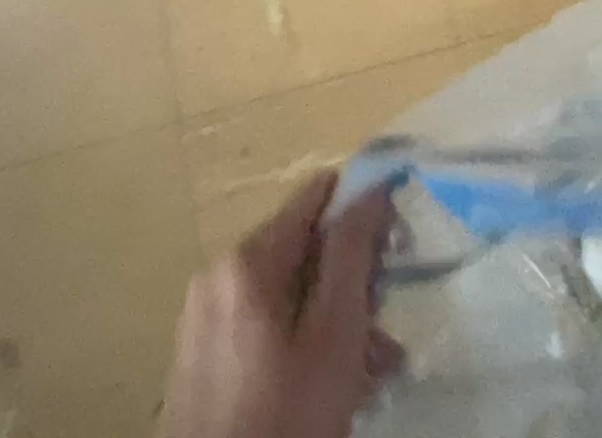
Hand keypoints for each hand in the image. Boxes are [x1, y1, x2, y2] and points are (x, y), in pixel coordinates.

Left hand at [156, 172, 404, 437]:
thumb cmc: (285, 415)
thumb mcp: (335, 332)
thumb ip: (352, 253)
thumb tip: (371, 187)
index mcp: (247, 259)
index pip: (318, 194)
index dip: (364, 206)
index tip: (398, 241)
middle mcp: (219, 273)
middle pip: (305, 245)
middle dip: (354, 277)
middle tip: (385, 322)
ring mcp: (205, 312)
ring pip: (291, 288)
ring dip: (338, 313)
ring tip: (373, 363)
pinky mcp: (203, 349)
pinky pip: (267, 320)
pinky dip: (306, 335)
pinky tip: (335, 376)